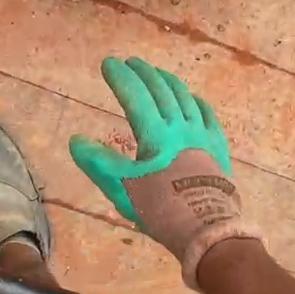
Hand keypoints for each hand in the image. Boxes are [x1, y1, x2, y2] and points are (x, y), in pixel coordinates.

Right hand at [69, 57, 259, 288]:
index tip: (108, 63)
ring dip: (167, 82)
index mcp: (155, 134)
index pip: (135, 95)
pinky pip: (207, 115)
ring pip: (184, 98)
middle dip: (143, 73)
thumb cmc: (162, 210)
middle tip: (131, 62)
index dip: (120, 77)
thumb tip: (76, 140)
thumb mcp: (122, 189)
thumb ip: (98, 162)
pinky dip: (195, 101)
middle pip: (161, 90)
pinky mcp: (218, 147)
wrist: (209, 231)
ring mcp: (202, 135)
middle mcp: (180, 126)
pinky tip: (192, 98)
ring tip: (157, 73)